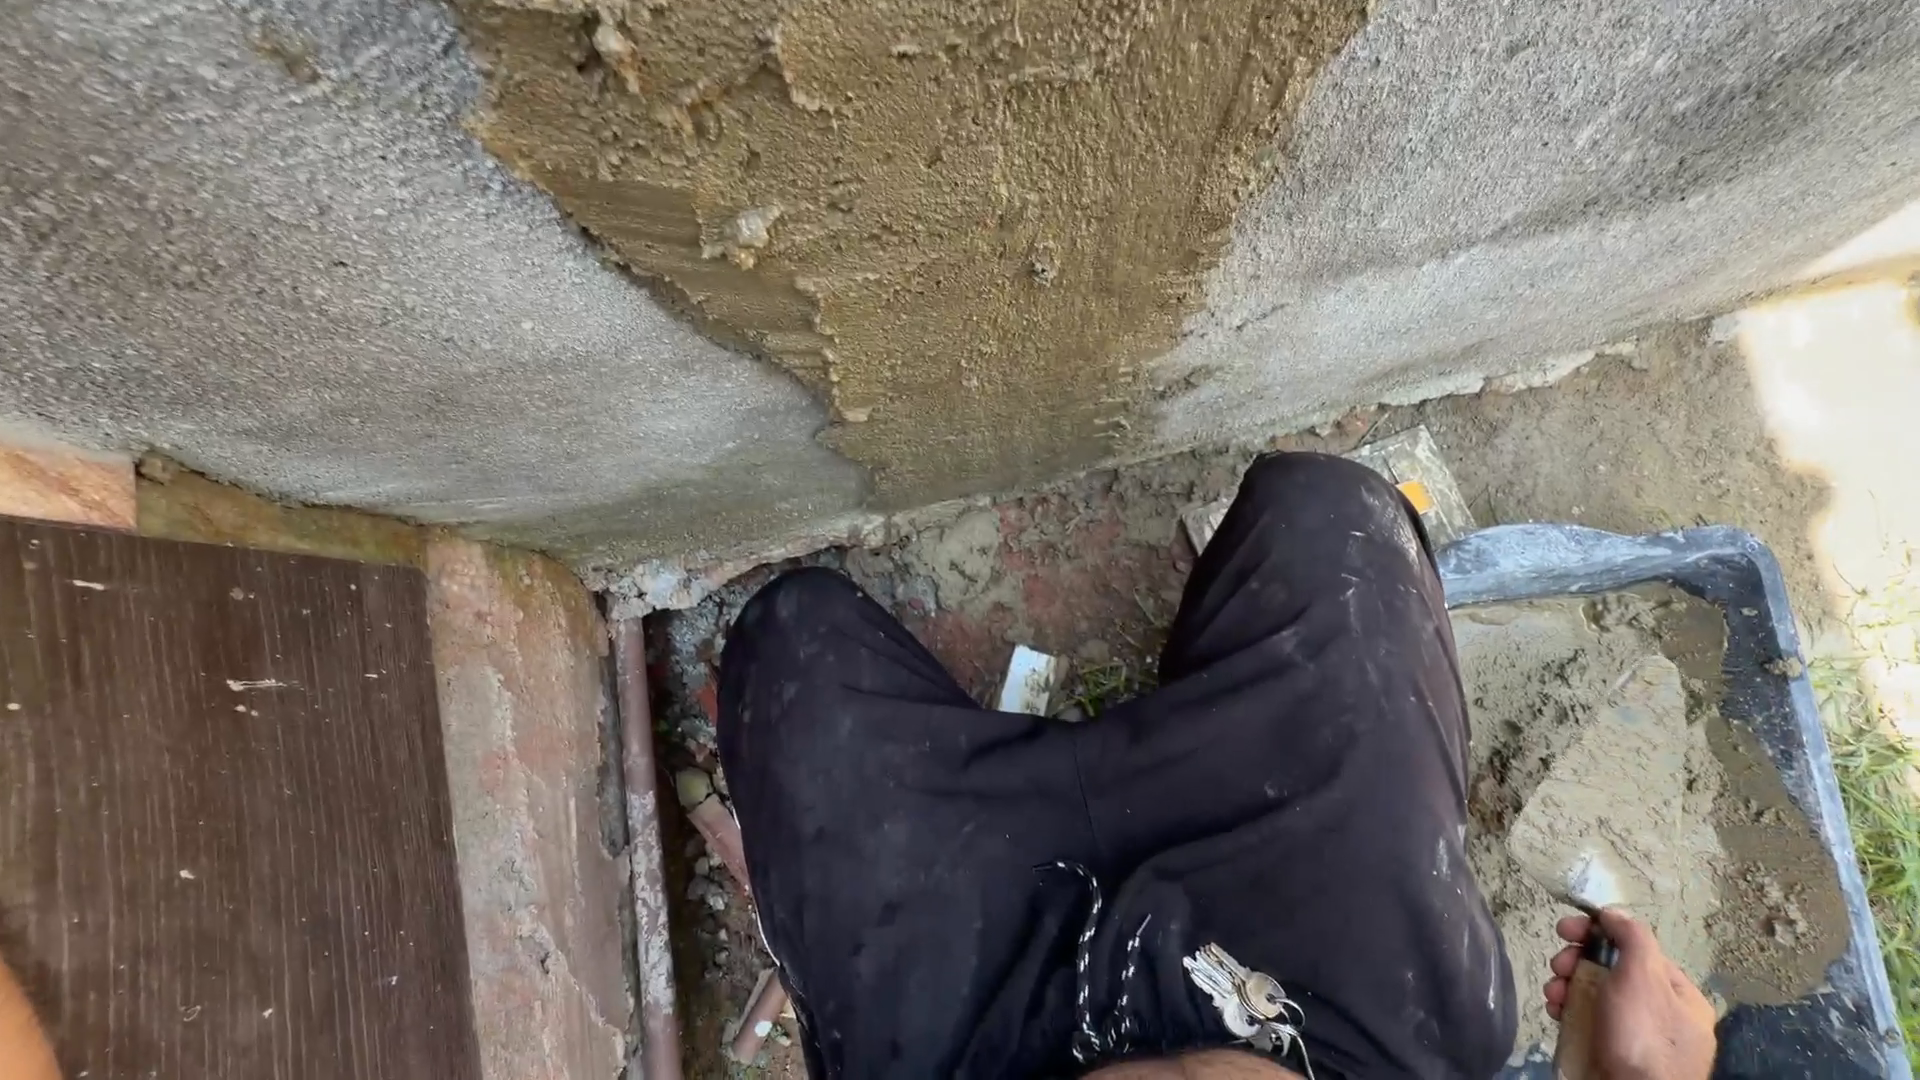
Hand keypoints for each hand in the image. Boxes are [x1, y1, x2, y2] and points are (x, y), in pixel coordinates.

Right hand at [1544, 908, 1715, 1079]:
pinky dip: (1567, 1008)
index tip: (1564, 929)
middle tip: (1557, 967)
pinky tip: (1556, 1011)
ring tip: (1553, 995)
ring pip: (1593, 991)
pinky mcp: (1614, 1049)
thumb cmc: (1642, 1035)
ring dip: (1564, 984)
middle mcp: (1662, 1012)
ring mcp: (1638, 1034)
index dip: (1597, 932)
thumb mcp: (1641, 977)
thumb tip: (1614, 912)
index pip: (1635, 947)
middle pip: (1610, 968)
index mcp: (1679, 995)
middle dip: (1575, 961)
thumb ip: (1632, 937)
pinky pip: (1587, 1016)